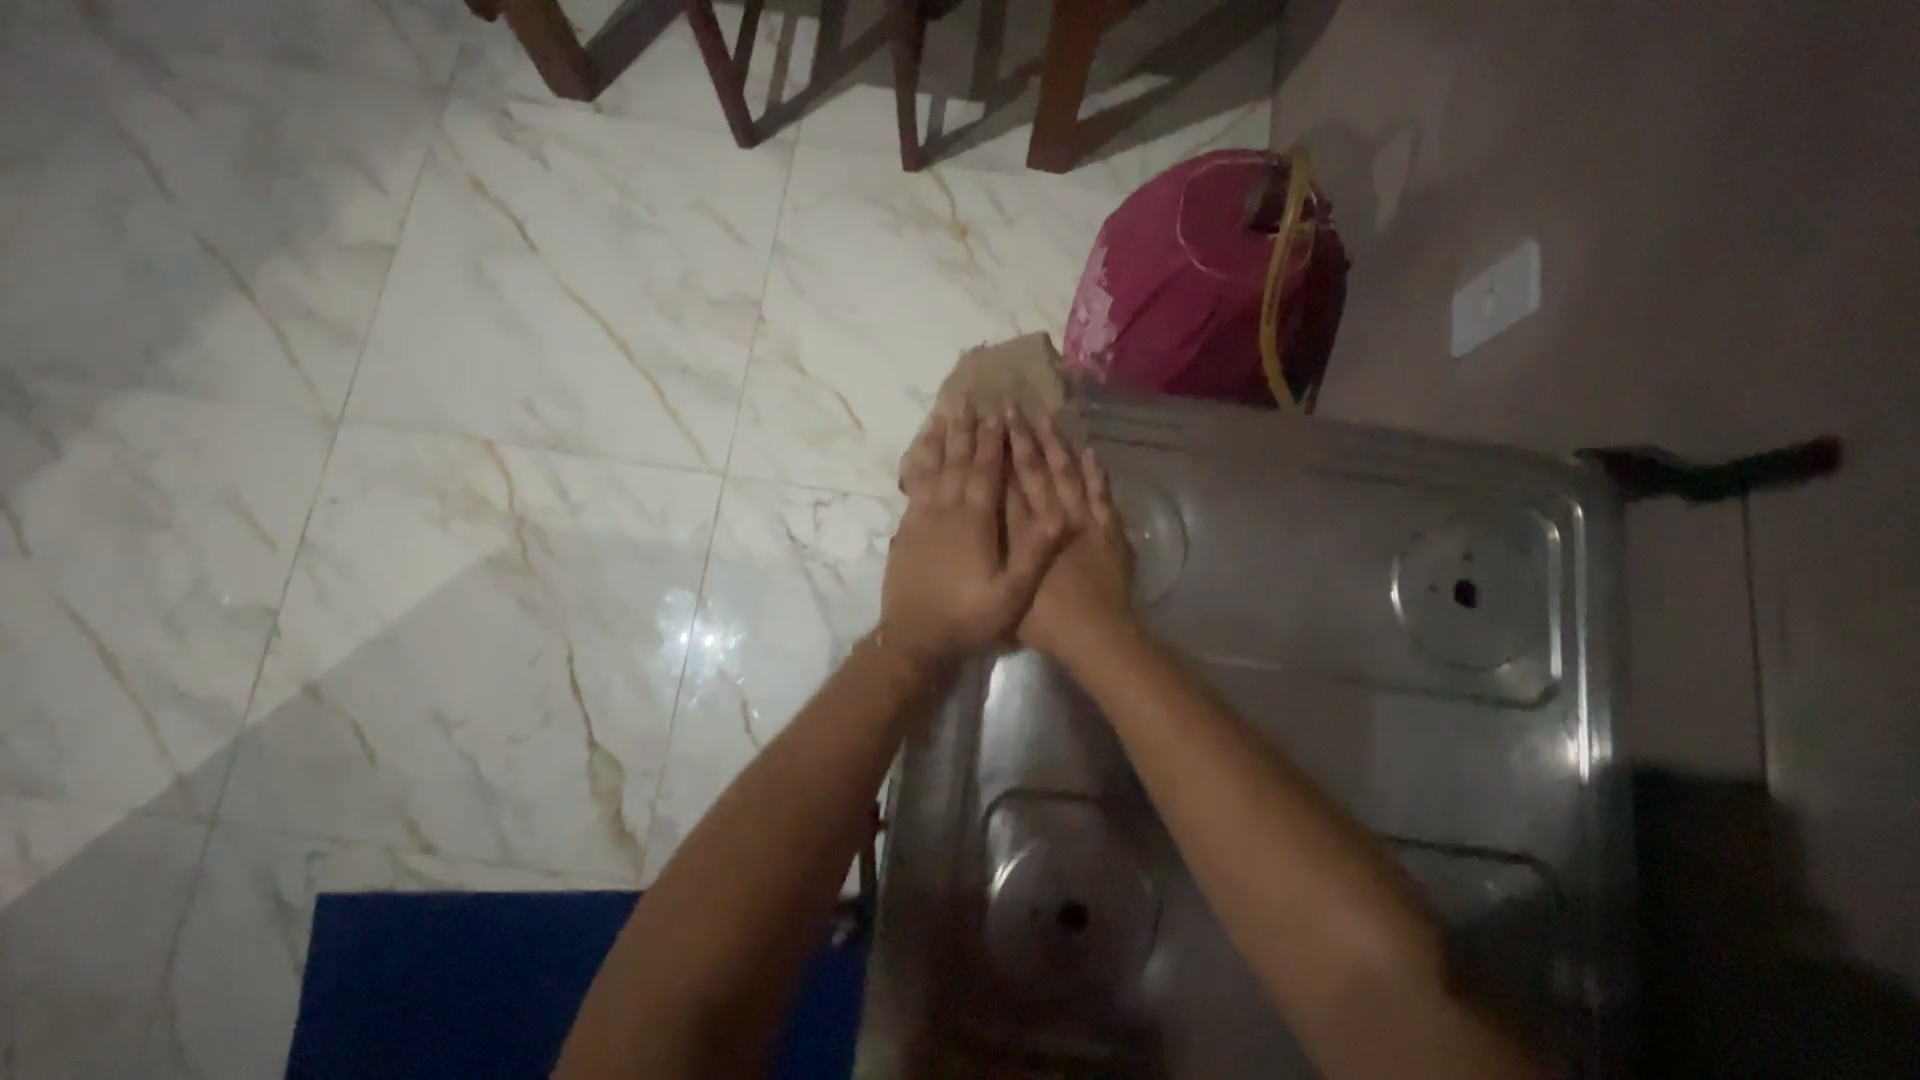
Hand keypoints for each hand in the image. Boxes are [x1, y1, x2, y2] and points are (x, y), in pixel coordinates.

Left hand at [881, 411, 1065, 669]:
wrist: (914, 638)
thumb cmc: (969, 617)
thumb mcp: (1012, 592)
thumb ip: (1035, 552)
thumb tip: (1063, 514)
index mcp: (974, 521)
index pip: (985, 471)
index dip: (993, 442)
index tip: (998, 414)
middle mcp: (945, 510)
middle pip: (955, 461)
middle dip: (964, 430)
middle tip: (968, 400)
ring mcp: (920, 519)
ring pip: (929, 469)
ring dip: (937, 440)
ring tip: (941, 415)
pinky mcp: (905, 531)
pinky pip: (912, 486)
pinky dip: (918, 464)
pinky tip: (919, 457)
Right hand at [1006, 413, 1134, 659]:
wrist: (1092, 633)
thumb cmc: (1041, 621)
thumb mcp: (1002, 589)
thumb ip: (990, 560)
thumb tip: (972, 536)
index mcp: (1021, 531)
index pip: (1007, 483)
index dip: (999, 452)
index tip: (991, 424)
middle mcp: (1050, 516)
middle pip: (1034, 470)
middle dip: (1023, 438)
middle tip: (1012, 407)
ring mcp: (1083, 520)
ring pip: (1067, 473)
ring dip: (1057, 445)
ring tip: (1046, 417)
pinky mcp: (1108, 530)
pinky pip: (1101, 494)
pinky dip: (1096, 472)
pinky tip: (1090, 451)